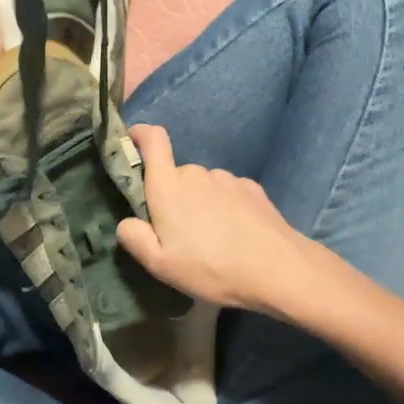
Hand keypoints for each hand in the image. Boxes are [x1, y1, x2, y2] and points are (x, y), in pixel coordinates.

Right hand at [116, 124, 316, 312]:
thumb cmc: (211, 267)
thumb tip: (126, 223)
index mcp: (168, 187)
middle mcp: (196, 173)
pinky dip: (225, 208)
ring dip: (200, 204)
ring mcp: (226, 178)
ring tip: (212, 239)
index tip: (132, 142)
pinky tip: (236, 234)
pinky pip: (227, 193)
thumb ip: (135, 239)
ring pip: (203, 186)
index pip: (152, 140)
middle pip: (176, 175)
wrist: (276, 269)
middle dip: (172, 196)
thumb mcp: (161, 265)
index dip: (139, 134)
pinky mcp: (251, 188)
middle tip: (179, 233)